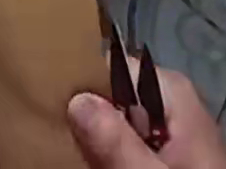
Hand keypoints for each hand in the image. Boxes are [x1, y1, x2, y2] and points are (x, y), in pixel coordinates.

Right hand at [68, 61, 225, 168]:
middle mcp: (169, 103)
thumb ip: (116, 142)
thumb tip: (75, 99)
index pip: (113, 66)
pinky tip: (99, 166)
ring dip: (100, 143)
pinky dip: (116, 159)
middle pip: (115, 97)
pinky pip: (132, 148)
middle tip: (60, 135)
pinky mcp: (169, 158)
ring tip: (73, 154)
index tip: (55, 103)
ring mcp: (170, 133)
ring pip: (121, 126)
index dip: (84, 83)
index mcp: (170, 90)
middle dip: (90, 118)